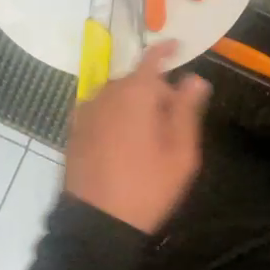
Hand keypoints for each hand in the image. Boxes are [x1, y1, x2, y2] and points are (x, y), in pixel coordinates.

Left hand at [63, 40, 211, 233]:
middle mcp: (106, 93)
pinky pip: (101, 111)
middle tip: (173, 122)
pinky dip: (115, 116)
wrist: (95, 224)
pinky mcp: (74, 130)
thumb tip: (195, 79)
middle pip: (137, 81)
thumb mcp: (180, 153)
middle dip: (156, 92)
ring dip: (134, 104)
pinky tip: (124, 142)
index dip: (167, 50)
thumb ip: (187, 110)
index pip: (152, 59)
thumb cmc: (146, 187)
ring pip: (118, 96)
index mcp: (135, 93)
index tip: (178, 46)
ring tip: (149, 137)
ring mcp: (86, 112)